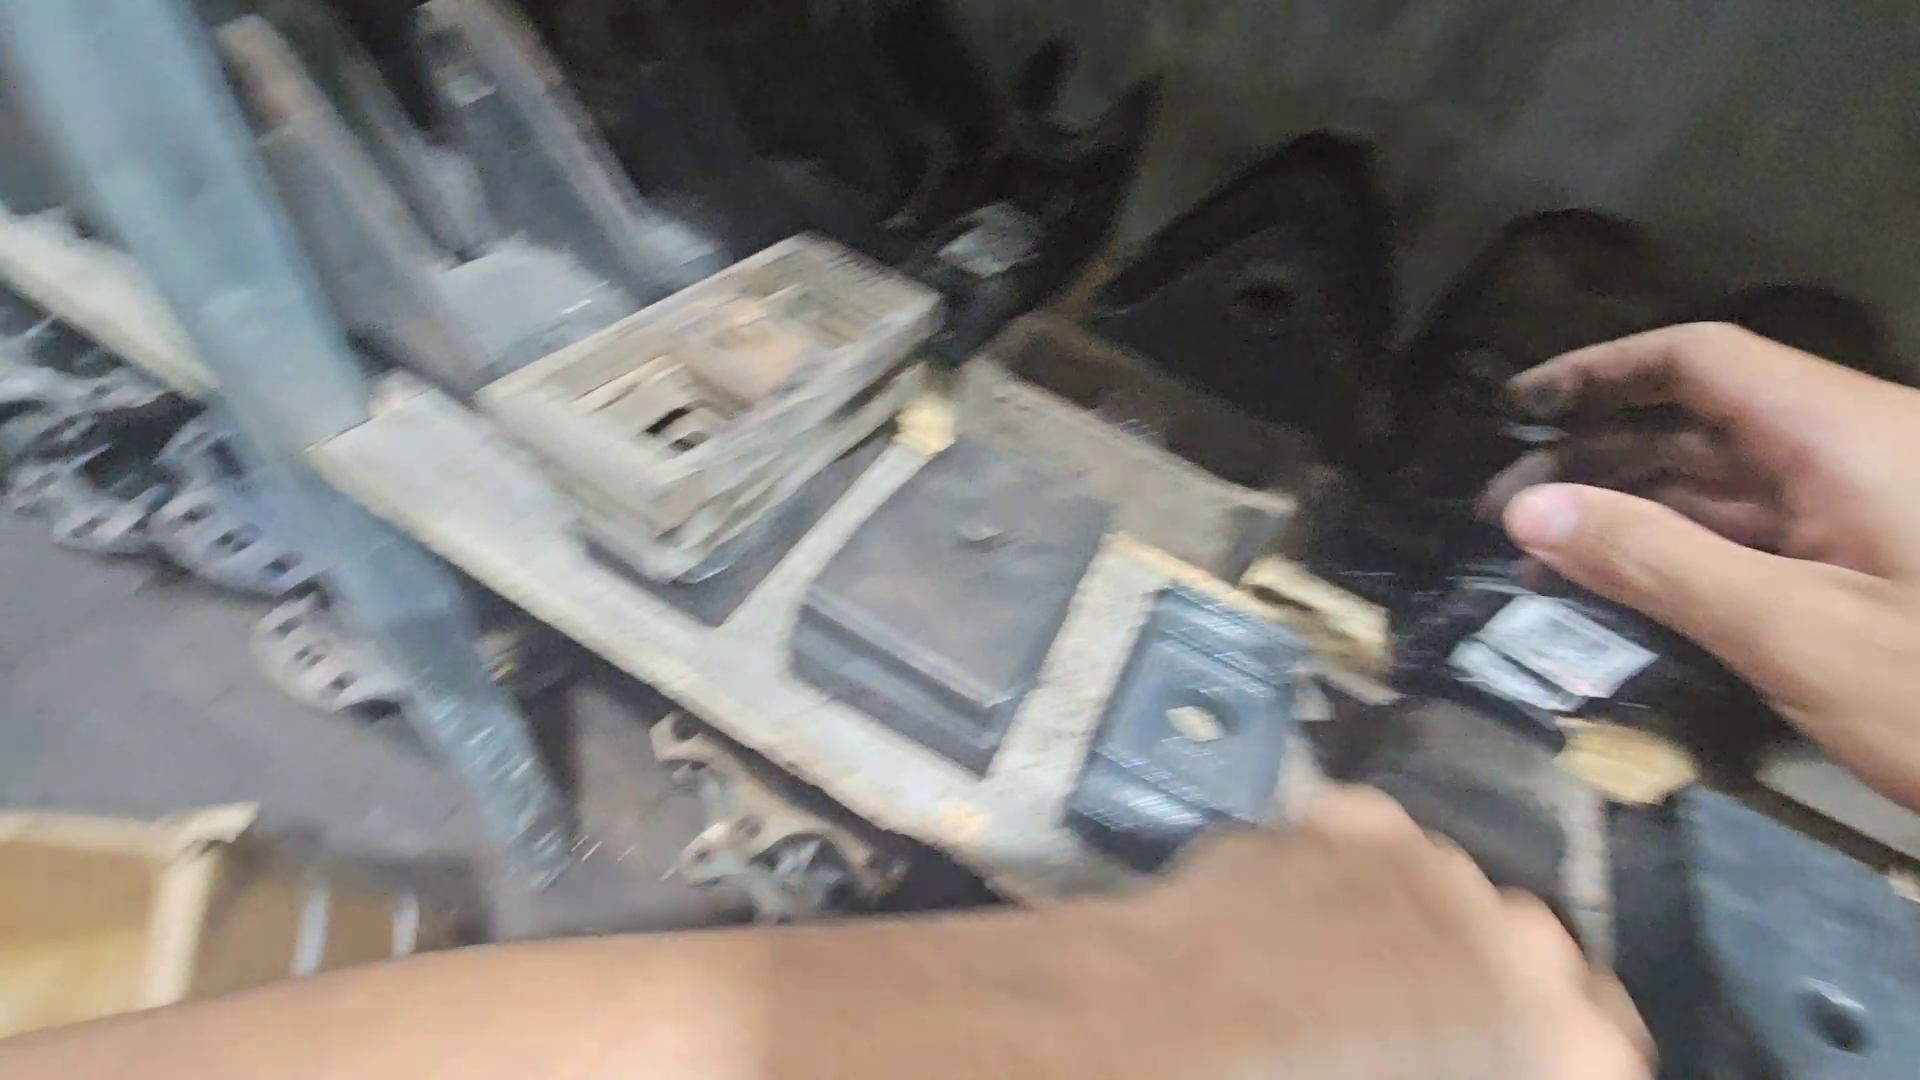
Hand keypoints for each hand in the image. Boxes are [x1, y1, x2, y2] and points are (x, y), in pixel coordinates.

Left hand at [1075, 787, 1649, 1078]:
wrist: (1187, 1025)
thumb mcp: (1441, 1073)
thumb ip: (1483, 1052)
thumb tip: (1460, 1036)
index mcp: (1560, 1034)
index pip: (1597, 1026)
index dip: (1548, 1033)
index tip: (1506, 1038)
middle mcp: (1508, 933)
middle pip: (1527, 940)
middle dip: (1484, 963)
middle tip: (1422, 994)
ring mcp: (1417, 859)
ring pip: (1445, 874)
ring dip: (1415, 900)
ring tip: (1356, 936)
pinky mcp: (1338, 816)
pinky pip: (1369, 827)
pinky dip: (1351, 850)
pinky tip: (1316, 882)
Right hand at [1480, 322, 1919, 808]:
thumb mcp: (1799, 634)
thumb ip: (1653, 562)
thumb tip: (1525, 511)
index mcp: (1852, 439)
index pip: (1702, 361)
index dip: (1599, 370)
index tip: (1516, 407)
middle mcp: (1860, 456)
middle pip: (1696, 423)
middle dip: (1590, 455)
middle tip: (1503, 508)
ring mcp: (1868, 513)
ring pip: (1717, 483)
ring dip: (1622, 507)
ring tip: (1538, 547)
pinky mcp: (1872, 565)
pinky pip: (1747, 534)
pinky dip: (1669, 548)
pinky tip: (1611, 579)